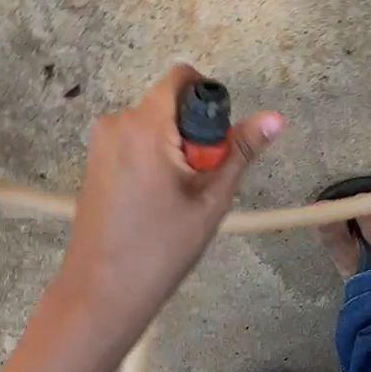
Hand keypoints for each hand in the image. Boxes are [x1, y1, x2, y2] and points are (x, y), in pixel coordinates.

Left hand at [54, 65, 283, 327]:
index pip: (183, 78)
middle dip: (195, 134)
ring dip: (177, 151)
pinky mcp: (96, 161)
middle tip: (199, 184)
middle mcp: (117, 122)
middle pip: (171, 104)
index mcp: (144, 125)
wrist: (100, 293)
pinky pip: (138, 142)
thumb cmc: (159, 250)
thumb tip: (275, 118)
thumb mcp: (210, 200)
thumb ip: (240, 152)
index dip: (210, 103)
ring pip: (156, 126)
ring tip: (178, 199)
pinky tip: (157, 203)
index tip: (216, 145)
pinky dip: (156, 161)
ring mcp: (101, 142)